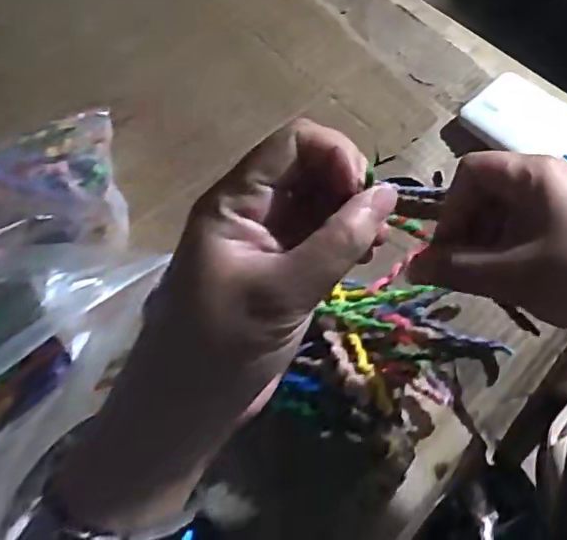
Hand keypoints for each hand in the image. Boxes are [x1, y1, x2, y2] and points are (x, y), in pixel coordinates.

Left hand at [154, 117, 395, 381]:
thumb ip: (339, 241)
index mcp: (235, 203)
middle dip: (350, 183)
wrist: (178, 425)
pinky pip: (326, 227)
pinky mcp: (285, 261)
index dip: (334, 153)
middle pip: (313, 163)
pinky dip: (351, 233)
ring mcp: (270, 235)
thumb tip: (388, 193)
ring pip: (324, 195)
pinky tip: (365, 257)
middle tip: (374, 223)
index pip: (294, 142)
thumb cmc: (217, 355)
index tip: (359, 192)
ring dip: (356, 209)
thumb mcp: (282, 294)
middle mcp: (253, 208)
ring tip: (375, 243)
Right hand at [409, 152, 566, 337]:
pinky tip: (510, 276)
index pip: (470, 171)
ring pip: (503, 207)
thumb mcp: (510, 275)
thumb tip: (411, 266)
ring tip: (486, 279)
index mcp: (531, 172)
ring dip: (485, 240)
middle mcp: (544, 173)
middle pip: (485, 188)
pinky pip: (523, 219)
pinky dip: (507, 243)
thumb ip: (456, 267)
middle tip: (461, 271)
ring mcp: (558, 193)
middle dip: (467, 228)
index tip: (446, 252)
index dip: (451, 209)